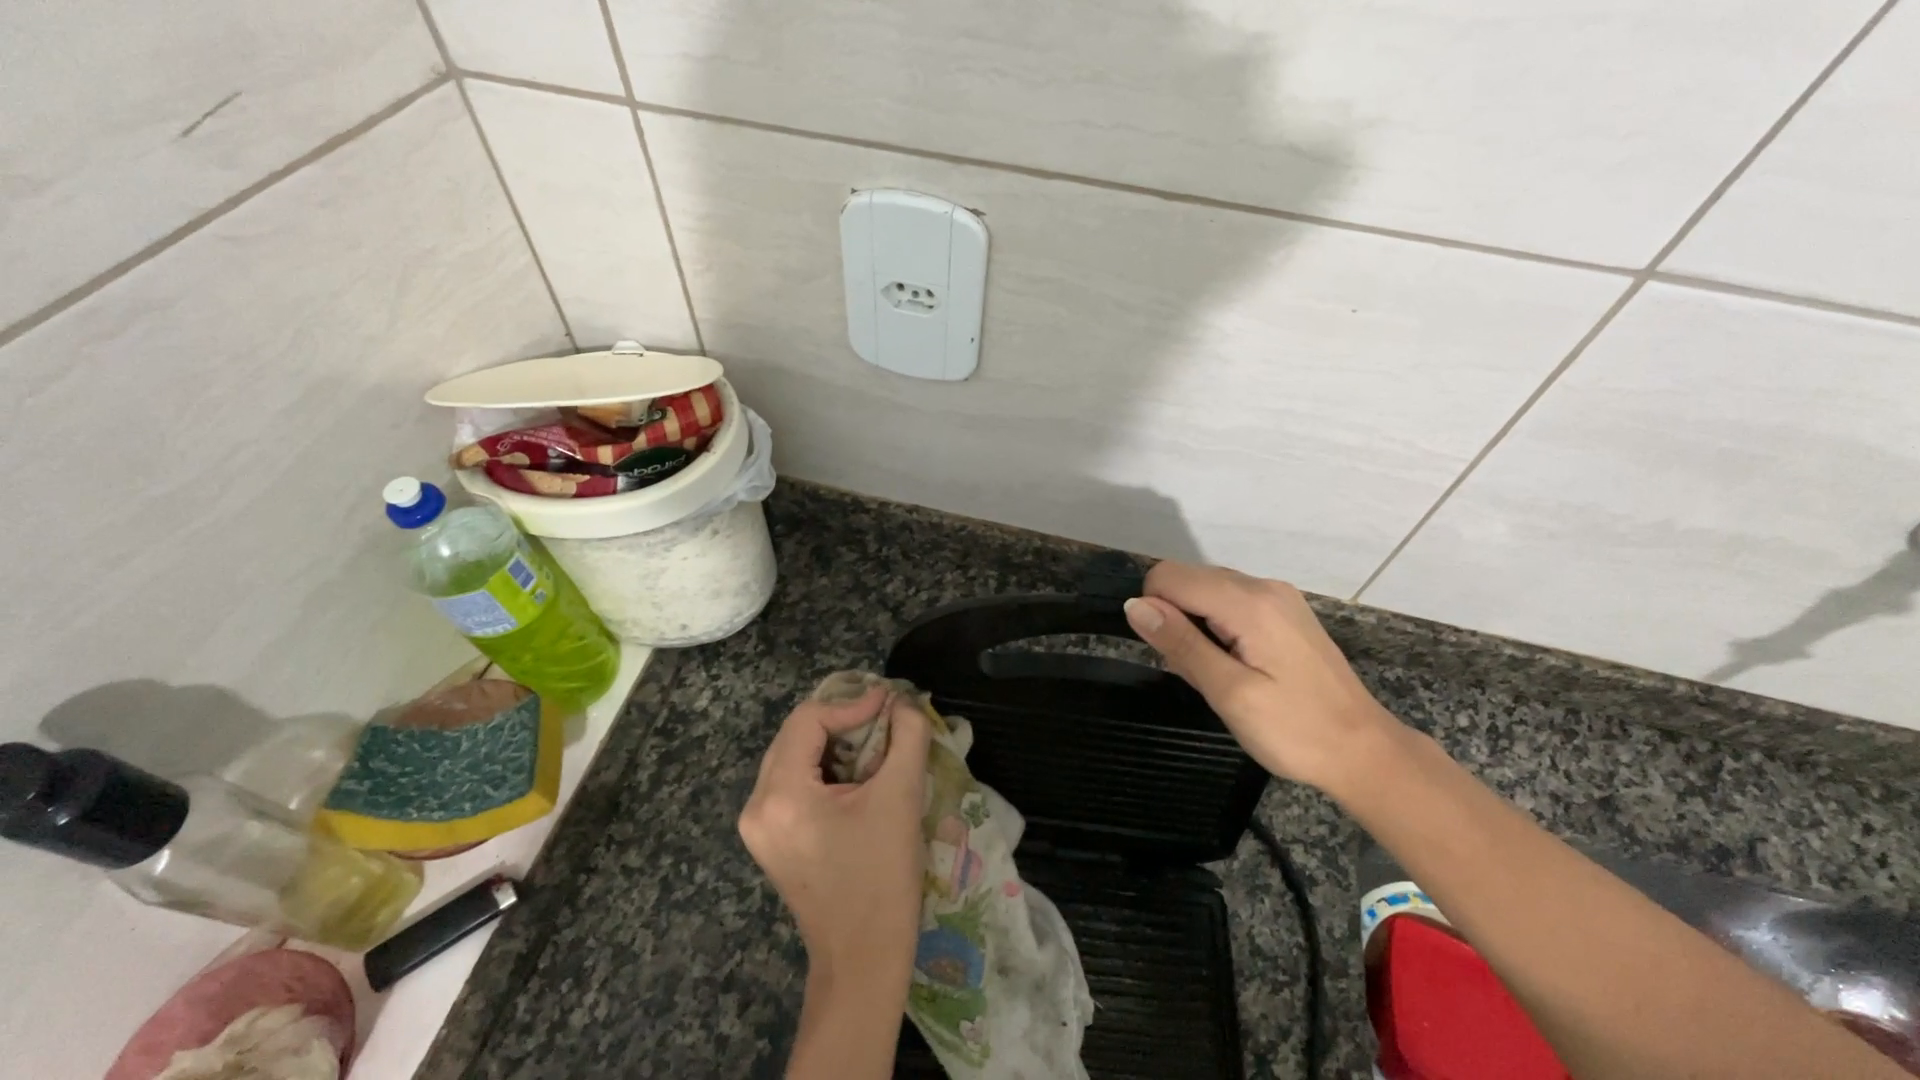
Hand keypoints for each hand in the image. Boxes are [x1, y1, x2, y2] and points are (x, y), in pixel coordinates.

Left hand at [738, 686, 930, 978]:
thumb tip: (904, 703)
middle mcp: (756, 806)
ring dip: (834, 746)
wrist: (863, 958)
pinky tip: (857, 779)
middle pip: (795, 737)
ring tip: (876, 747)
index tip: (892, 704)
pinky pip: (792, 786)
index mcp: (781, 795)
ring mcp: (757, 827)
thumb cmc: (883, 878)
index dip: (852, 705)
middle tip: (886, 720)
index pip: (808, 720)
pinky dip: (824, 772)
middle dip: (842, 723)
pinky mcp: (769, 842)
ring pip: (793, 759)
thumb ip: (907, 738)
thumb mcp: (900, 798)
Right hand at [1123, 561, 1396, 792]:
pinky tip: (1236, 667)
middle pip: (1188, 579)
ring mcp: (1279, 598)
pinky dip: (1218, 628)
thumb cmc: (1294, 730)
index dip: (1155, 613)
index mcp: (1249, 603)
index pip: (1169, 577)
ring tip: (1219, 675)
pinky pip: (1232, 604)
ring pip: (1208, 591)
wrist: (1363, 751)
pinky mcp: (1285, 613)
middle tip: (1198, 673)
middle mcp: (1264, 587)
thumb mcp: (1230, 693)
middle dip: (1175, 620)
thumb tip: (1134, 605)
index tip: (1174, 657)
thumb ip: (1182, 644)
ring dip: (1196, 626)